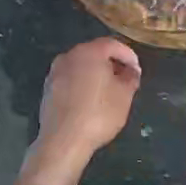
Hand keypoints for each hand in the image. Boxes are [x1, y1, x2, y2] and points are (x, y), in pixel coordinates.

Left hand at [35, 37, 140, 163]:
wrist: (64, 140)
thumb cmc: (99, 113)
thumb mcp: (125, 94)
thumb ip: (130, 77)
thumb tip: (130, 71)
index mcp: (89, 53)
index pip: (113, 44)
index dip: (129, 55)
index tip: (137, 70)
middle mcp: (68, 57)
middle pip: (95, 52)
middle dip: (113, 63)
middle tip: (126, 79)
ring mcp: (55, 73)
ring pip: (82, 66)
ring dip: (97, 73)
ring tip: (110, 91)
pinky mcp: (48, 89)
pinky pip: (72, 79)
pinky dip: (84, 83)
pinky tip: (92, 101)